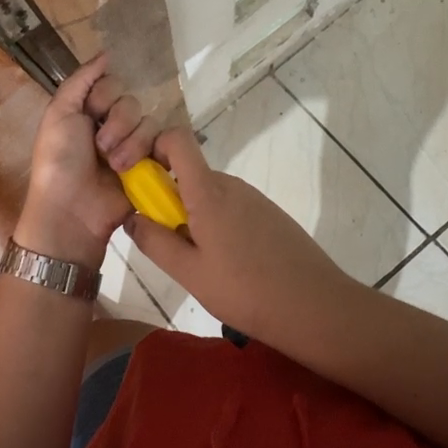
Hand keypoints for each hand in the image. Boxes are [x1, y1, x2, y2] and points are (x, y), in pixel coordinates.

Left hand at [15, 54, 157, 268]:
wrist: (72, 210)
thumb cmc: (58, 161)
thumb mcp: (58, 114)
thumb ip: (80, 81)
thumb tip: (106, 54)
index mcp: (87, 111)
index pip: (111, 84)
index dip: (103, 97)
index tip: (90, 115)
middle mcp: (110, 124)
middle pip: (130, 101)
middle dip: (116, 123)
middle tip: (100, 148)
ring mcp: (131, 145)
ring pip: (147, 121)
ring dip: (129, 143)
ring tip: (114, 166)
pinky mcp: (150, 165)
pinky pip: (162, 142)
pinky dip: (149, 151)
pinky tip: (135, 167)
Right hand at [126, 128, 354, 343]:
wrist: (317, 308)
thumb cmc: (247, 291)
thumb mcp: (189, 273)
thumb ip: (154, 241)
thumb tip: (130, 216)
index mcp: (207, 192)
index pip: (176, 139)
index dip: (153, 147)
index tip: (141, 181)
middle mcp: (230, 185)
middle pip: (188, 174)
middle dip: (169, 201)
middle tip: (168, 244)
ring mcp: (253, 198)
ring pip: (208, 195)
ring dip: (193, 218)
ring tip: (202, 265)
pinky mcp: (269, 215)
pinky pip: (230, 209)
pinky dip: (217, 227)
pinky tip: (229, 267)